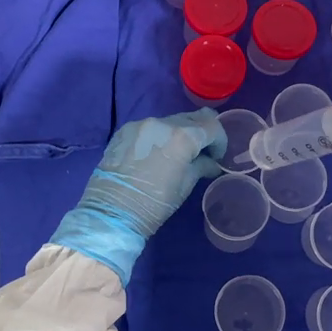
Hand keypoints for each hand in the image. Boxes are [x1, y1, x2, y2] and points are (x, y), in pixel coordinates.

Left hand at [49, 109, 226, 282]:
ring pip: (170, 121)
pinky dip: (159, 136)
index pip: (212, 126)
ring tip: (176, 154)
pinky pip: (150, 127)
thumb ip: (202, 166)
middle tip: (201, 153)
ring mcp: (140, 124)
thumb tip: (211, 162)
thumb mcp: (185, 185)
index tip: (217, 156)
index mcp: (182, 136)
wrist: (111, 212)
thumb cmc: (154, 203)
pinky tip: (155, 154)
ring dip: (178, 134)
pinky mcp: (124, 130)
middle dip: (201, 133)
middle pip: (191, 118)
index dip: (220, 141)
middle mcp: (161, 123)